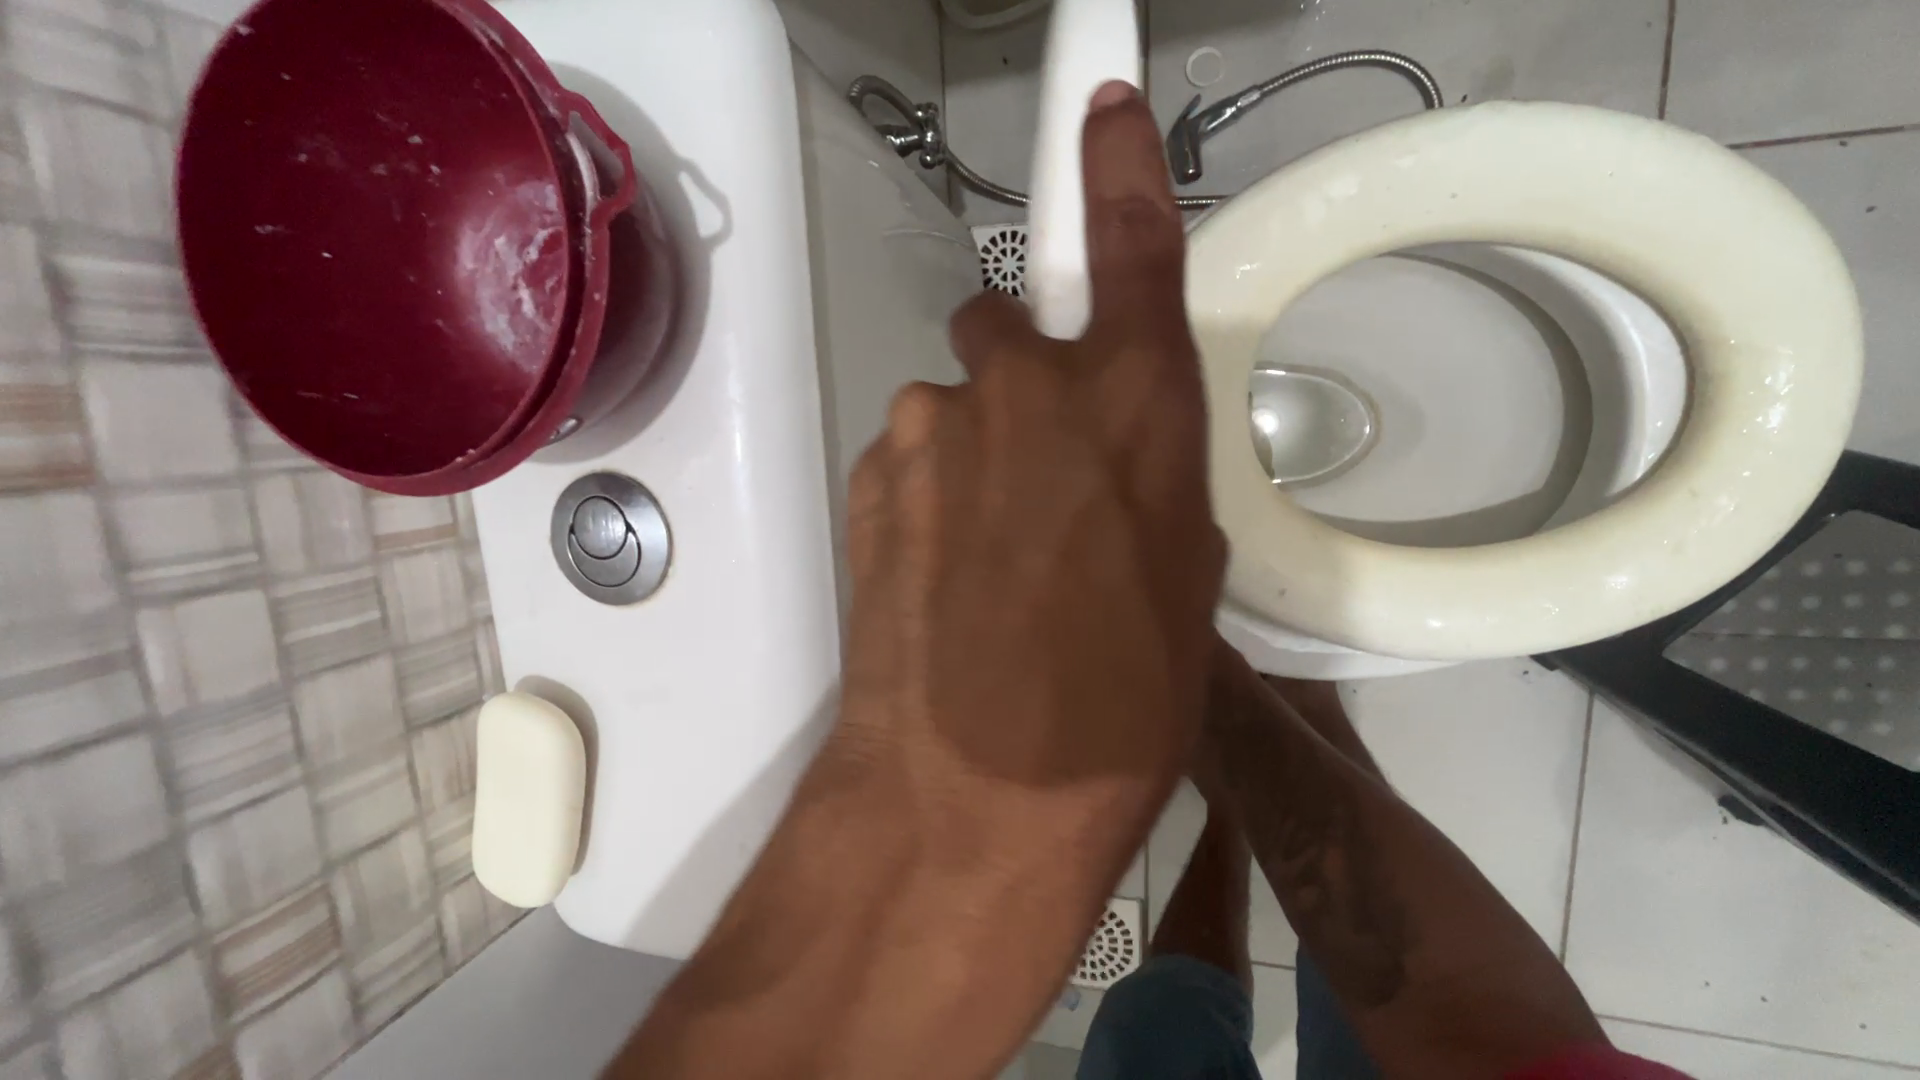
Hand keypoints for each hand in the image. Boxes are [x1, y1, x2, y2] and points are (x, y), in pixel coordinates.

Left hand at [833, 80, 1223, 879]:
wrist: (976, 789)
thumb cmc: (1120, 701)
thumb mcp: (1182, 586)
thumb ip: (1148, 485)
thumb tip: (1108, 461)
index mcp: (1129, 403)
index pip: (1129, 244)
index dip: (1119, 167)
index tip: (1104, 104)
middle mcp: (1021, 389)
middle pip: (1013, 332)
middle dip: (1029, 383)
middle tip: (1047, 482)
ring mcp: (927, 429)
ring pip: (956, 407)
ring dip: (976, 454)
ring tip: (996, 564)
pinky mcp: (865, 481)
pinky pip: (910, 459)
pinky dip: (930, 496)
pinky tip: (948, 582)